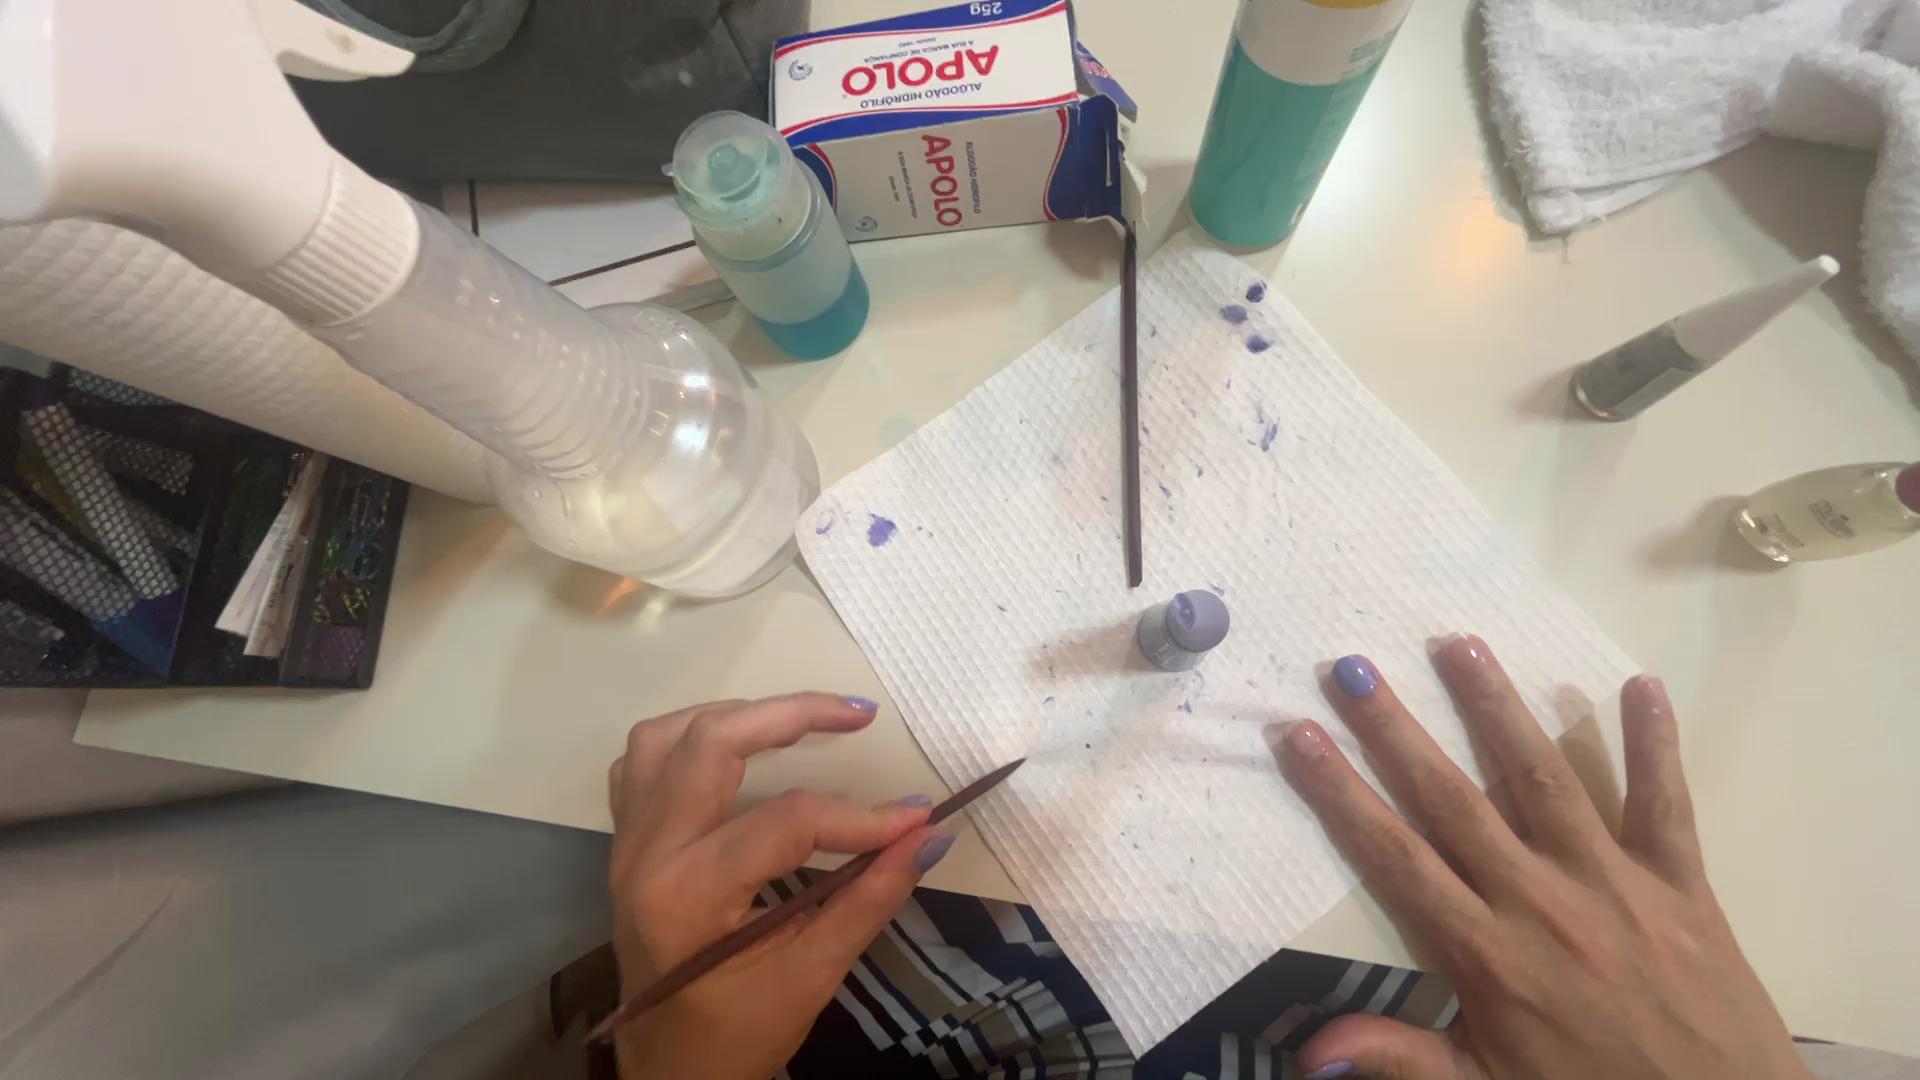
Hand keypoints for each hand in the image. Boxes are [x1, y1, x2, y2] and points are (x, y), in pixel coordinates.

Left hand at [606, 694, 950, 1079]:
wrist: (666, 1076)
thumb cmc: (737, 1034)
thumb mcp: (812, 974)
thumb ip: (872, 897)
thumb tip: (930, 835)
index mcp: (688, 897)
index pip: (786, 823)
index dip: (861, 815)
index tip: (917, 815)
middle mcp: (647, 855)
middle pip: (713, 743)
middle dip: (793, 713)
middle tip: (858, 713)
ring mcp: (627, 842)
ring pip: (668, 736)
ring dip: (737, 714)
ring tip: (797, 718)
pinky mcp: (626, 840)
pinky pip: (642, 761)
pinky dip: (690, 736)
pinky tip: (735, 746)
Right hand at [1273, 636, 1812, 1079]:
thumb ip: (1393, 1058)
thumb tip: (1302, 1054)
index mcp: (1485, 949)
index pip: (1393, 852)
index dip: (1339, 790)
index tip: (1298, 733)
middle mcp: (1539, 902)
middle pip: (1453, 799)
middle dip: (1396, 728)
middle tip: (1352, 667)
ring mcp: (1614, 885)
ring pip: (1546, 780)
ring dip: (1498, 709)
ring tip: (1460, 643)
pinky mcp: (1684, 887)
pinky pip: (1667, 808)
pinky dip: (1656, 746)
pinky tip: (1639, 684)